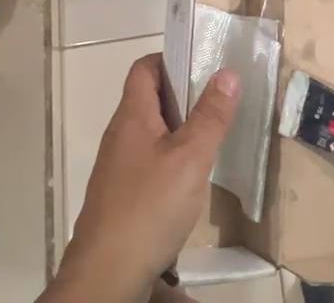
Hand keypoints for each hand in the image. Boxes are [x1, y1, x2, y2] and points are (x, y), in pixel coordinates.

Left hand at [45, 54, 240, 302]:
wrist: (106, 274)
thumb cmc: (149, 206)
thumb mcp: (190, 158)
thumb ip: (210, 116)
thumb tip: (227, 72)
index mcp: (131, 115)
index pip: (144, 68)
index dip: (171, 59)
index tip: (203, 66)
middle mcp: (120, 135)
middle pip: (149, 99)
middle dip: (183, 96)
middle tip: (218, 103)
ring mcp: (117, 167)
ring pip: (151, 133)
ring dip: (179, 131)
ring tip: (210, 140)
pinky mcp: (120, 196)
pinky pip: (148, 162)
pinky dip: (170, 160)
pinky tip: (190, 182)